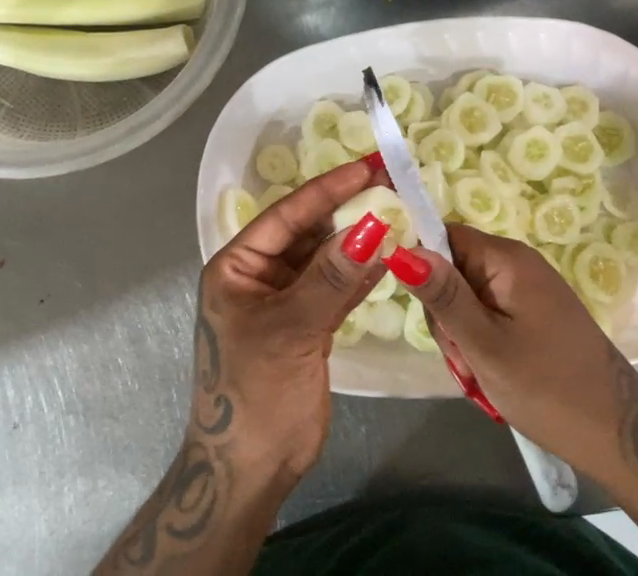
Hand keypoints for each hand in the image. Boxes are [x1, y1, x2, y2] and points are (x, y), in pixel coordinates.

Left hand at [187, 158, 391, 480]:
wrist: (250, 469)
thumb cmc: (255, 394)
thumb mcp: (291, 329)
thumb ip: (332, 277)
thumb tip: (372, 226)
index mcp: (236, 268)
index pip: (285, 216)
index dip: (326, 190)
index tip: (366, 167)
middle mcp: (258, 277)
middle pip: (307, 233)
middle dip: (347, 212)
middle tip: (392, 186)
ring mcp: (284, 302)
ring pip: (325, 260)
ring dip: (359, 241)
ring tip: (401, 214)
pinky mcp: (307, 327)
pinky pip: (336, 289)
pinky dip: (362, 275)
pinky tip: (392, 257)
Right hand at [397, 225, 637, 574]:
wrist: (619, 437)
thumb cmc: (547, 388)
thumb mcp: (484, 344)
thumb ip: (442, 295)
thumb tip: (399, 247)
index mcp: (508, 259)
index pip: (442, 235)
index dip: (422, 263)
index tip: (421, 306)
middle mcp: (519, 264)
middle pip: (453, 268)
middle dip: (444, 311)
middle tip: (460, 352)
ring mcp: (529, 291)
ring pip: (467, 297)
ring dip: (461, 333)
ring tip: (478, 370)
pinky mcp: (535, 316)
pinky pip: (488, 315)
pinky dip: (481, 343)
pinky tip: (491, 372)